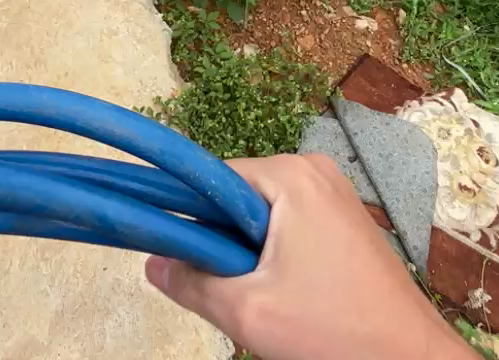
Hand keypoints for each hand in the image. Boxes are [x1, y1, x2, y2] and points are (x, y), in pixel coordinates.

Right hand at [146, 154, 475, 359]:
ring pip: (266, 211)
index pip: (216, 178)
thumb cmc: (332, 331)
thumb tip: (151, 264)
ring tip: (262, 294)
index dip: (194, 216)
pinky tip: (288, 290)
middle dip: (227, 238)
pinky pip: (292, 219)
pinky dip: (279, 250)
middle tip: (231, 287)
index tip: (185, 255)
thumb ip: (193, 284)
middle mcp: (313, 166)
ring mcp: (335, 188)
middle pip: (241, 194)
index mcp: (291, 174)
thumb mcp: (249, 314)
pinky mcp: (347, 213)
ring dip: (252, 248)